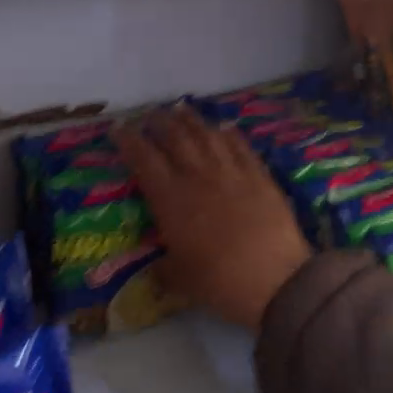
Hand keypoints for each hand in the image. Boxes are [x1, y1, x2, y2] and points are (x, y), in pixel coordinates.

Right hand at [116, 106, 312, 331]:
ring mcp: (230, 171)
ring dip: (190, 119)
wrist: (275, 279)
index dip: (128, 139)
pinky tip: (223, 128)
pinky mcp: (258, 175)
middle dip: (158, 121)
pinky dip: (228, 134)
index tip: (118, 128)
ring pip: (206, 133)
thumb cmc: (220, 281)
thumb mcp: (180, 279)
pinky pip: (239, 145)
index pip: (143, 157)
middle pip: (174, 136)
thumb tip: (155, 270)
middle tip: (150, 116)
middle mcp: (197, 175)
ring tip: (181, 110)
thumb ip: (163, 269)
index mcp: (170, 198)